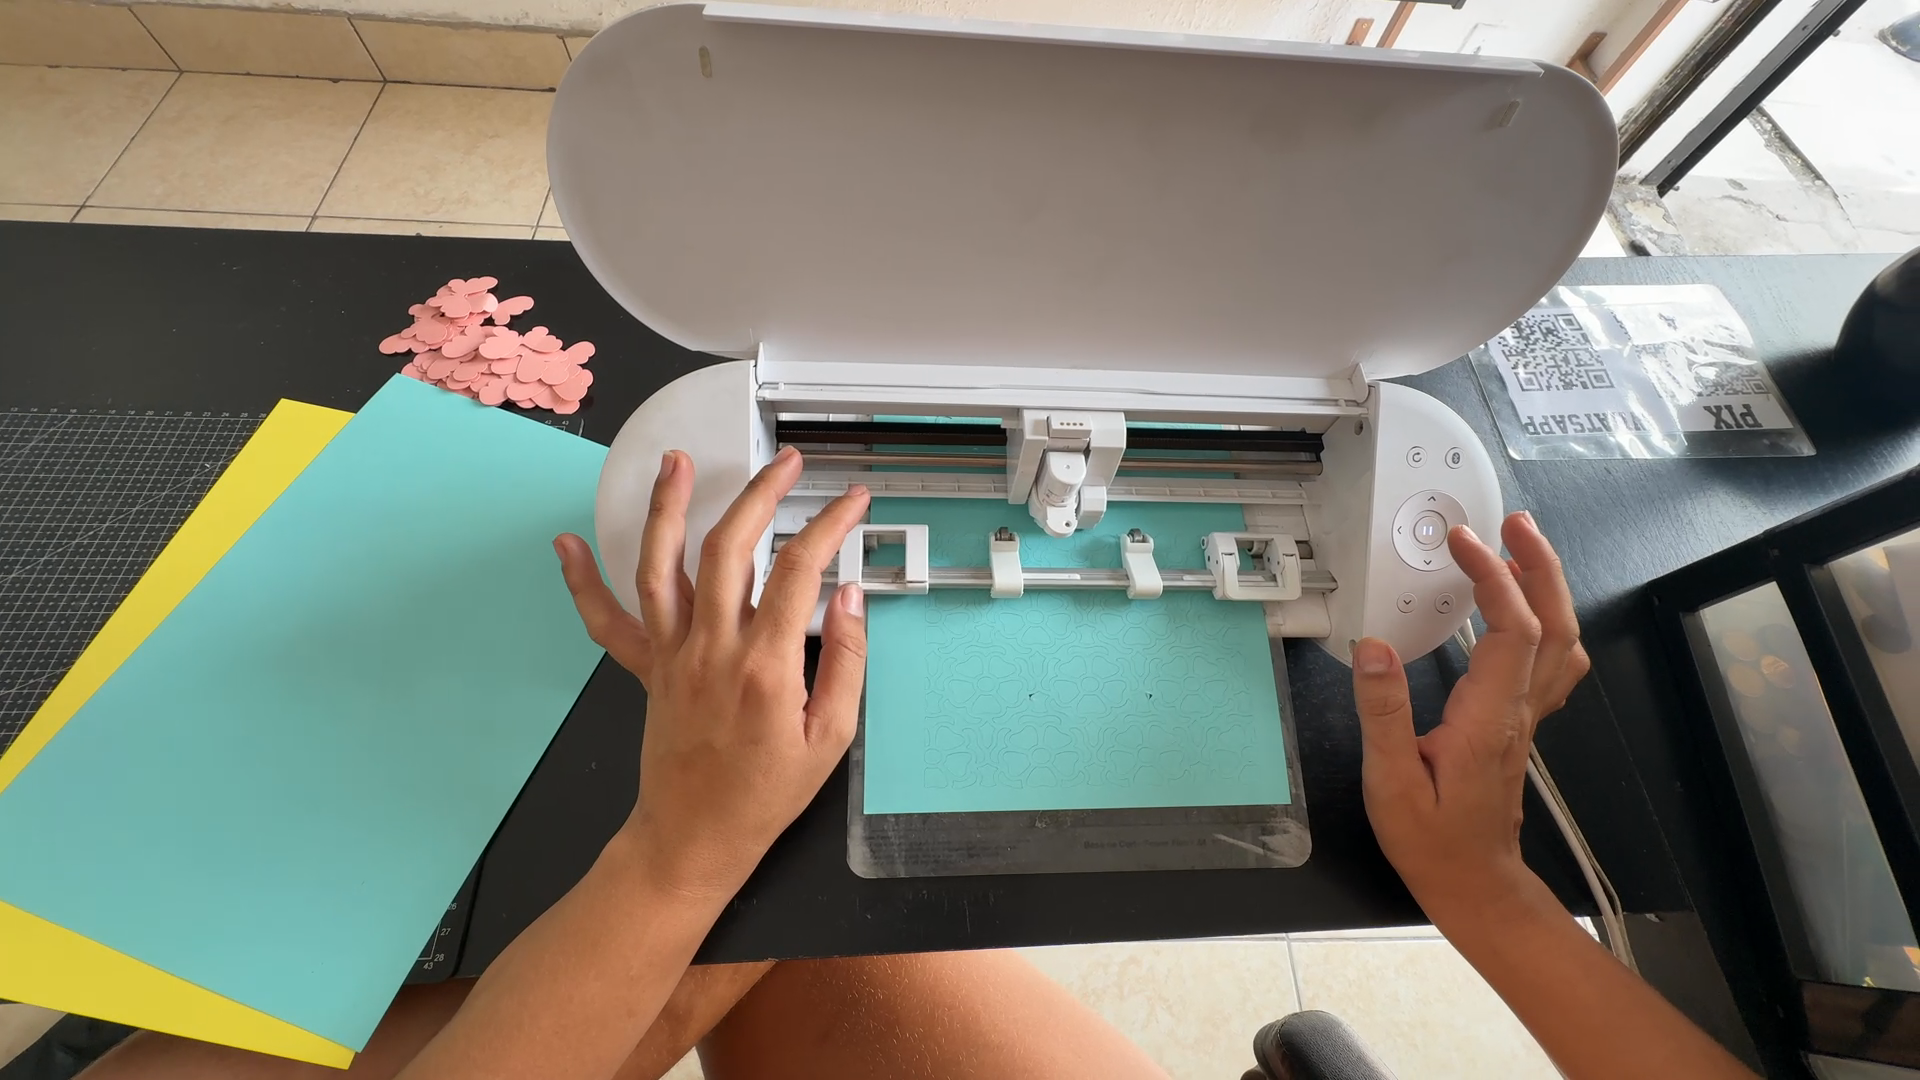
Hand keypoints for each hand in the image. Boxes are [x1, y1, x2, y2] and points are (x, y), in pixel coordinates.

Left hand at [553, 446, 870, 897]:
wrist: (693, 838)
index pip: (800, 571)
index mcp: (766, 666)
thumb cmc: (766, 793)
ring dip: (668, 508)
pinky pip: (608, 620)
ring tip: (677, 463)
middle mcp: (712, 648)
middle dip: (759, 494)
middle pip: (728, 548)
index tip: (852, 501)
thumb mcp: (831, 737)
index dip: (830, 525)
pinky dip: (584, 582)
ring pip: (662, 567)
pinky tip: (568, 545)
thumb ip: (846, 661)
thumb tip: (849, 597)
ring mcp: (672, 654)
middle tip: (785, 463)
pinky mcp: (647, 668)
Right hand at [1351, 511, 1589, 930]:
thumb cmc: (1429, 838)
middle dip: (1538, 567)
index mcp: (1487, 719)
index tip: (1461, 543)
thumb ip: (1384, 712)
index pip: (1510, 633)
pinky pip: (1551, 662)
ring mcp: (1525, 718)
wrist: (1474, 883)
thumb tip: (1374, 647)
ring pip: (1563, 642)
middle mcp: (1518, 712)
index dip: (1493, 579)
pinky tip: (1526, 610)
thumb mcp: (1390, 779)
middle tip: (1512, 525)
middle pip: (1554, 627)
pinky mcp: (1517, 724)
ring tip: (1521, 550)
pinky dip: (1546, 622)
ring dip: (1549, 589)